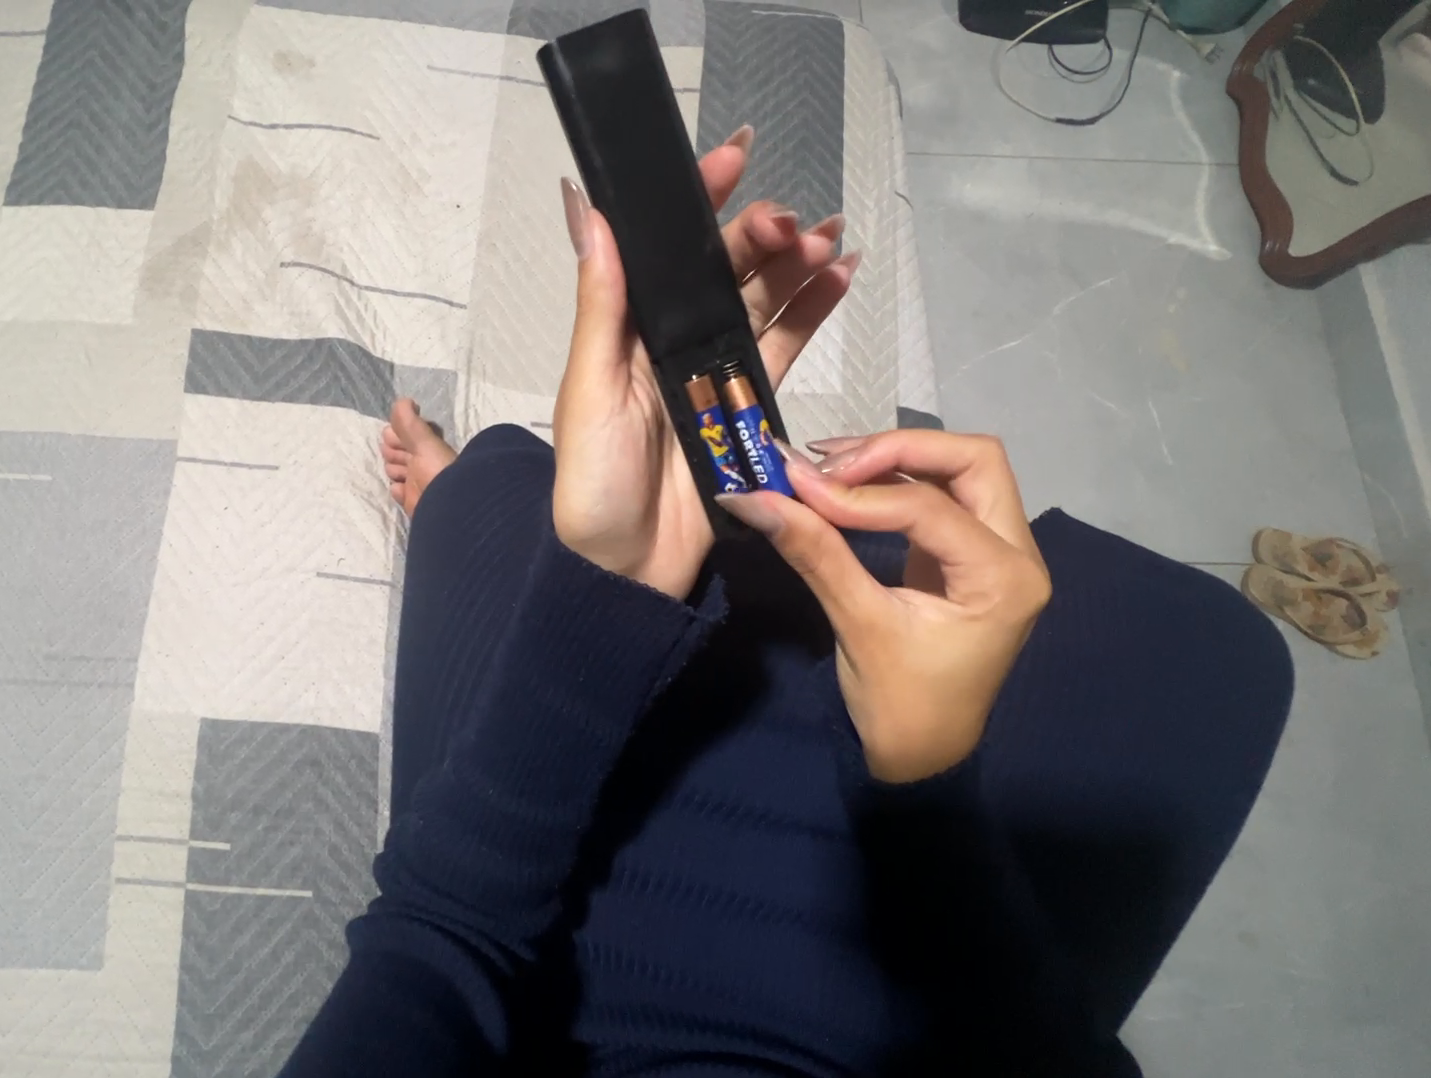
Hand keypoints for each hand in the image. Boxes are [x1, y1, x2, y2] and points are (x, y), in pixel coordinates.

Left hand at [551, 129, 857, 598]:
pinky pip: (785, 352)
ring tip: (830, 237)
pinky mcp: (750, 411)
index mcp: (629, 333)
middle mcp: (674, 345)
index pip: (665, 253)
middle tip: (792, 221)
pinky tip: (840, 278)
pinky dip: (813, 314)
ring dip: (796, 265)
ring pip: (763, 305)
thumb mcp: (589, 391)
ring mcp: (716, 376)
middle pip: (724, 274)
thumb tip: (592, 209)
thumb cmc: (596, 482)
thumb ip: (600, 306)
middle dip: (759, 236)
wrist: (628, 567)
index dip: (698, 202)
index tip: (735, 157)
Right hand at [717, 431, 1050, 782]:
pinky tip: (846, 483)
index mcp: (1004, 579)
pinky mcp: (968, 554)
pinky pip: (941, 496)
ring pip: (960, 470)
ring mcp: (998, 551)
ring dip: (896, 458)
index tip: (793, 486)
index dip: (857, 492)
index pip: (929, 507)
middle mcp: (1017, 553)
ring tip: (826, 464)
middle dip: (898, 449)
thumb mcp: (857, 625)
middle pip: (973, 461)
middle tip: (829, 463)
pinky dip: (894, 481)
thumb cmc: (899, 703)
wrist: (921, 754)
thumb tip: (753, 496)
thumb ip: (813, 553)